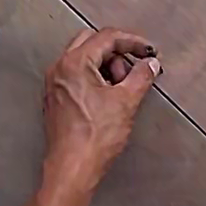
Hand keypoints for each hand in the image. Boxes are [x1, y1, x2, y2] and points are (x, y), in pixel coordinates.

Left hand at [41, 28, 160, 191]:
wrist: (73, 168)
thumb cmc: (92, 139)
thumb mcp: (126, 102)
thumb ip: (141, 77)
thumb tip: (150, 65)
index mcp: (74, 64)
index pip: (107, 37)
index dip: (133, 42)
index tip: (147, 51)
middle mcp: (60, 70)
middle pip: (92, 43)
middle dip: (117, 53)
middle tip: (135, 70)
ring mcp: (55, 85)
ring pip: (84, 60)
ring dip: (107, 67)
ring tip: (123, 90)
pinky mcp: (57, 100)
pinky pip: (77, 78)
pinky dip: (95, 80)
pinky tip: (109, 100)